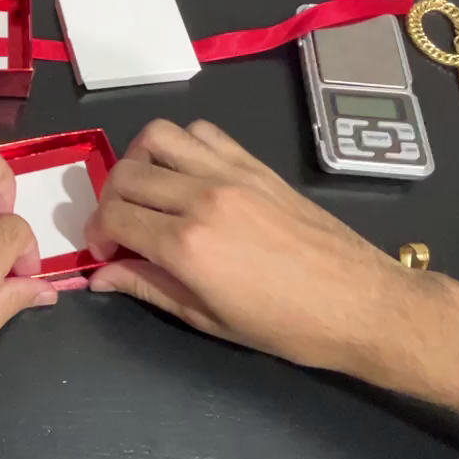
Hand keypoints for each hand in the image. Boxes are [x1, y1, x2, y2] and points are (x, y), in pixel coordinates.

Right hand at [84, 119, 439, 381]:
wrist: (362, 305)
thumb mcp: (206, 318)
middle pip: (125, 174)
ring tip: (147, 190)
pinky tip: (186, 175)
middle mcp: (201, 198)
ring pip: (158, 137)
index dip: (96, 233)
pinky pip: (203, 132)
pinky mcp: (254, 165)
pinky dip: (181, 145)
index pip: (113, 216)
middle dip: (108, 200)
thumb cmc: (283, 325)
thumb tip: (98, 277)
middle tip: (119, 227)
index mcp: (186, 245)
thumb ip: (146, 287)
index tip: (105, 253)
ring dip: (138, 160)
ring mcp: (230, 174)